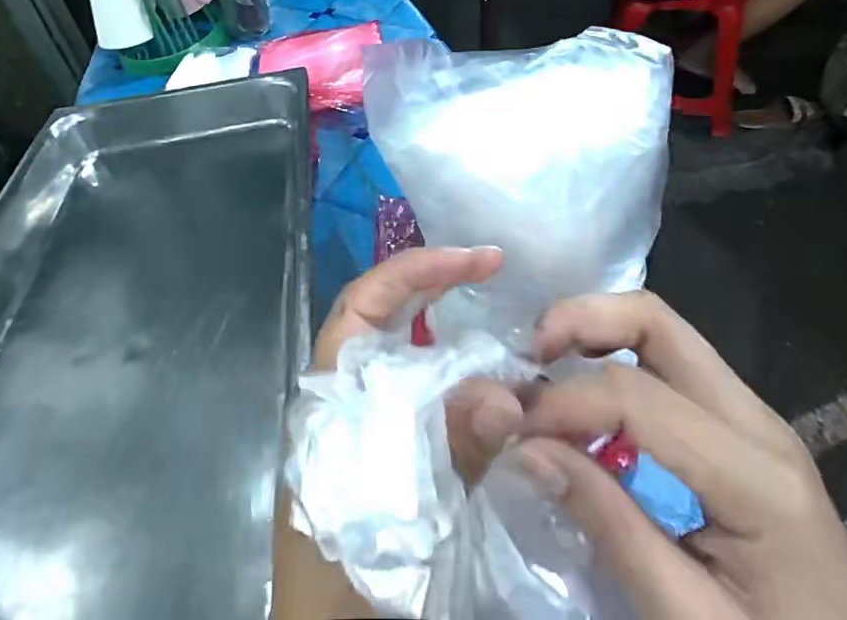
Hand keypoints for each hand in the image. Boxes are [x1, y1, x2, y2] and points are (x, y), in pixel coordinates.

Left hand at [275, 246, 519, 619]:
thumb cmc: (348, 588)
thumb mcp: (399, 520)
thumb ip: (447, 456)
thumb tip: (504, 391)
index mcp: (330, 397)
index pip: (363, 305)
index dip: (415, 271)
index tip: (477, 259)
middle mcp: (344, 398)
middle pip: (387, 322)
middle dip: (438, 289)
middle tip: (498, 272)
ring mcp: (367, 425)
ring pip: (414, 363)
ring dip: (459, 344)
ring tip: (516, 339)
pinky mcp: (391, 458)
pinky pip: (431, 406)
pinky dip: (467, 393)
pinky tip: (506, 402)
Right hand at [513, 292, 846, 619]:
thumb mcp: (688, 618)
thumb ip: (608, 524)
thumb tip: (526, 447)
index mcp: (758, 479)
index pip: (635, 396)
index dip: (560, 402)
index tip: (512, 431)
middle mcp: (759, 425)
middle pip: (655, 322)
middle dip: (577, 319)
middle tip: (523, 355)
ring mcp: (753, 420)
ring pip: (658, 328)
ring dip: (590, 330)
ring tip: (540, 364)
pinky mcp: (739, 428)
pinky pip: (663, 360)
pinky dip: (609, 353)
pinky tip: (579, 389)